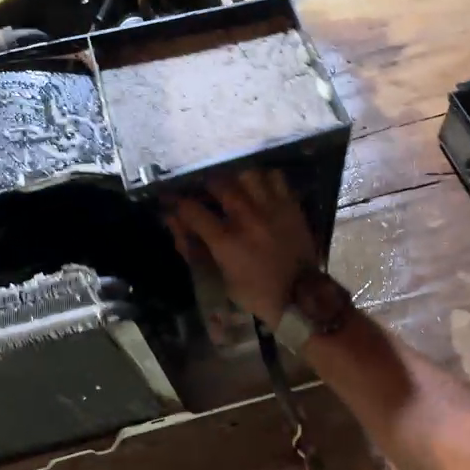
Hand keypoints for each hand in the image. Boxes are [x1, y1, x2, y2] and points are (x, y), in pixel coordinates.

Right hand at [165, 170, 319, 325]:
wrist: (301, 296)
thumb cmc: (255, 292)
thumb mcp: (219, 277)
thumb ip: (194, 249)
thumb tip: (173, 223)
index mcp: (226, 241)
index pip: (192, 210)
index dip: (175, 202)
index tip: (168, 198)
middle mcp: (247, 218)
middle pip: (219, 184)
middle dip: (205, 184)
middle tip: (203, 190)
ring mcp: (271, 209)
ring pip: (247, 174)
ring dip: (235, 177)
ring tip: (232, 185)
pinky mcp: (290, 206)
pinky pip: (275, 178)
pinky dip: (263, 178)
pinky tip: (257, 187)